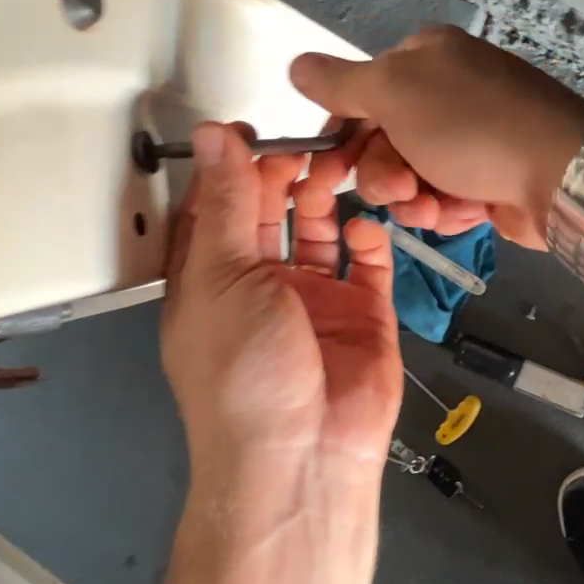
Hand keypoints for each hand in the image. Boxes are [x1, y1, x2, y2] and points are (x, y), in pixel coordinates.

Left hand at [160, 123, 401, 486]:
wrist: (305, 455)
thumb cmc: (245, 371)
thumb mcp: (223, 278)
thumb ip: (230, 203)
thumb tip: (214, 135)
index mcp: (212, 279)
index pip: (220, 208)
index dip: (233, 166)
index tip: (254, 128)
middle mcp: (263, 284)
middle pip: (274, 213)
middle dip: (287, 175)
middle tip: (311, 143)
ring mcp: (317, 299)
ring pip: (322, 231)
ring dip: (329, 199)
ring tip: (341, 171)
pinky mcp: (364, 313)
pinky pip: (369, 264)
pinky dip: (371, 239)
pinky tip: (369, 226)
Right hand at [290, 25, 583, 248]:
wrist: (560, 175)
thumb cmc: (472, 125)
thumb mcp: (395, 92)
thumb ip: (342, 82)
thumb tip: (296, 65)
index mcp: (427, 57)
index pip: (362, 93)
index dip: (341, 134)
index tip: (325, 169)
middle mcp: (450, 92)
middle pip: (385, 140)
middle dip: (384, 173)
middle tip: (398, 189)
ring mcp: (475, 138)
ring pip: (414, 176)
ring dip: (415, 198)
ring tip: (434, 205)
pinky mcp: (492, 180)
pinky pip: (448, 199)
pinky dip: (449, 210)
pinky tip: (463, 214)